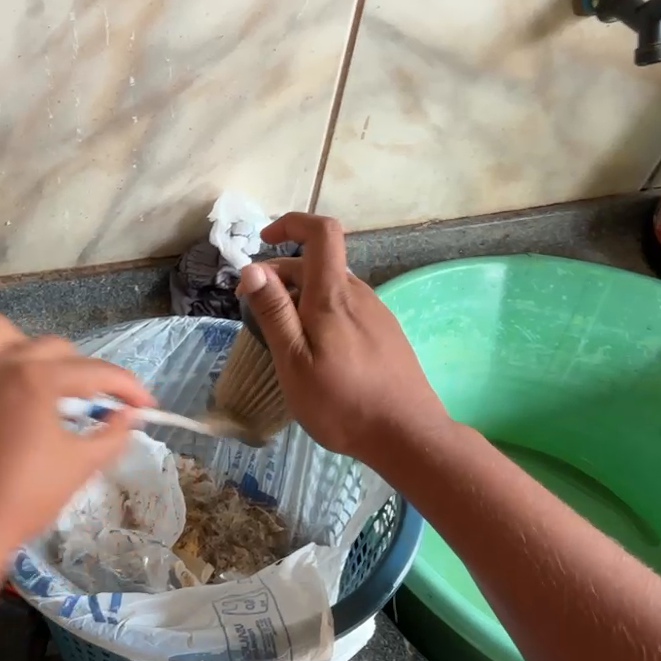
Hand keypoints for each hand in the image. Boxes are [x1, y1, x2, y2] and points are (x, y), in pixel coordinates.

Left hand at [0, 312, 154, 562]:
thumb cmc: (22, 500)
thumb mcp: (78, 466)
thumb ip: (112, 435)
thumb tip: (129, 415)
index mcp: (35, 378)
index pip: (94, 371)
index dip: (125, 386)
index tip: (143, 403)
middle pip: (51, 348)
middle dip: (79, 373)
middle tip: (91, 404)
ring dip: (21, 347)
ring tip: (32, 378)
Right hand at [236, 213, 453, 460]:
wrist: (408, 436)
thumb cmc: (342, 402)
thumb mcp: (294, 361)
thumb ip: (274, 312)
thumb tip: (252, 267)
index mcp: (333, 296)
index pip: (322, 232)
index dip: (292, 224)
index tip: (263, 242)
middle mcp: (359, 294)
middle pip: (318, 264)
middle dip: (281, 274)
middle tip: (255, 313)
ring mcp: (376, 313)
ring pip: (330, 288)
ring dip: (300, 298)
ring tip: (283, 339)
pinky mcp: (385, 334)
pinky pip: (346, 308)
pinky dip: (320, 314)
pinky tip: (316, 353)